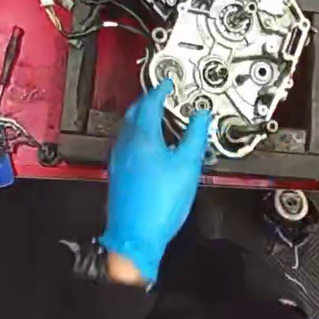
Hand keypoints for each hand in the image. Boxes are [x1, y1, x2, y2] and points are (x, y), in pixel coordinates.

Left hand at [99, 80, 210, 282]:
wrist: (135, 236)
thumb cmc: (160, 203)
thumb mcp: (187, 166)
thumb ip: (195, 136)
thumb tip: (201, 115)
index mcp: (142, 137)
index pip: (150, 102)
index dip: (160, 89)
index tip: (168, 83)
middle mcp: (126, 143)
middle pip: (135, 112)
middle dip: (149, 100)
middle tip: (162, 95)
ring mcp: (118, 158)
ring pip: (129, 127)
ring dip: (142, 116)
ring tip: (158, 116)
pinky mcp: (117, 172)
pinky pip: (127, 142)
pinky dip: (138, 134)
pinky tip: (149, 145)